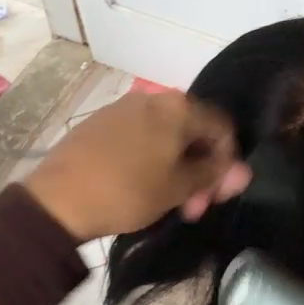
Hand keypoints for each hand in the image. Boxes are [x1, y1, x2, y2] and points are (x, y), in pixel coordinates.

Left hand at [23, 90, 250, 241]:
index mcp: (179, 108)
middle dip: (201, 168)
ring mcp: (124, 107)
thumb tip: (245, 171)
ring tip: (168, 200)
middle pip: (193, 130)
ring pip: (166, 135)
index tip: (216, 194)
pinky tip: (142, 185)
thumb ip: (214, 175)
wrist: (58, 199)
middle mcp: (154, 98)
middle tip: (194, 206)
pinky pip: (140, 136)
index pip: (223, 127)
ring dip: (176, 166)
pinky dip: (151, 158)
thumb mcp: (178, 188)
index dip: (228, 161)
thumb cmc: (127, 191)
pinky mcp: (101, 122)